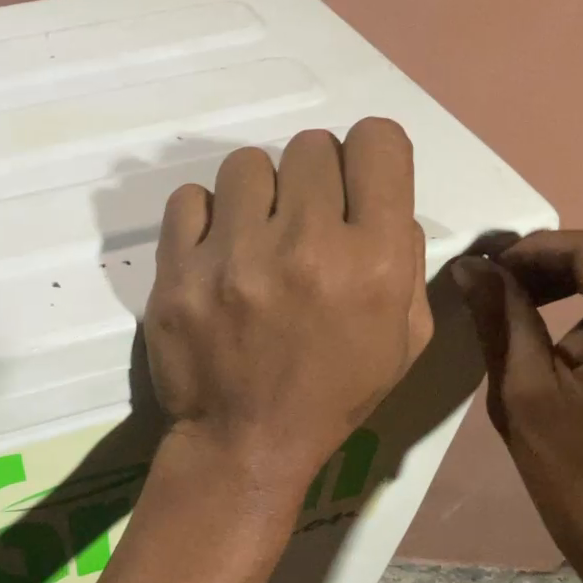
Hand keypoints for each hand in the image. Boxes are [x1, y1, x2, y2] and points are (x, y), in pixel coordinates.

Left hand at [145, 119, 432, 487]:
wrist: (246, 442)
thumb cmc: (333, 394)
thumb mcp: (405, 338)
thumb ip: (404, 256)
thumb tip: (380, 200)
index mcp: (374, 260)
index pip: (377, 140)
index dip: (368, 154)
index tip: (354, 183)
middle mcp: (305, 245)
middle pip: (311, 146)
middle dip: (312, 178)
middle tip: (300, 222)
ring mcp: (233, 257)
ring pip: (247, 164)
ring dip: (256, 194)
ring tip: (252, 238)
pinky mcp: (178, 271)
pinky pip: (190, 197)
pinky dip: (203, 217)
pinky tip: (213, 251)